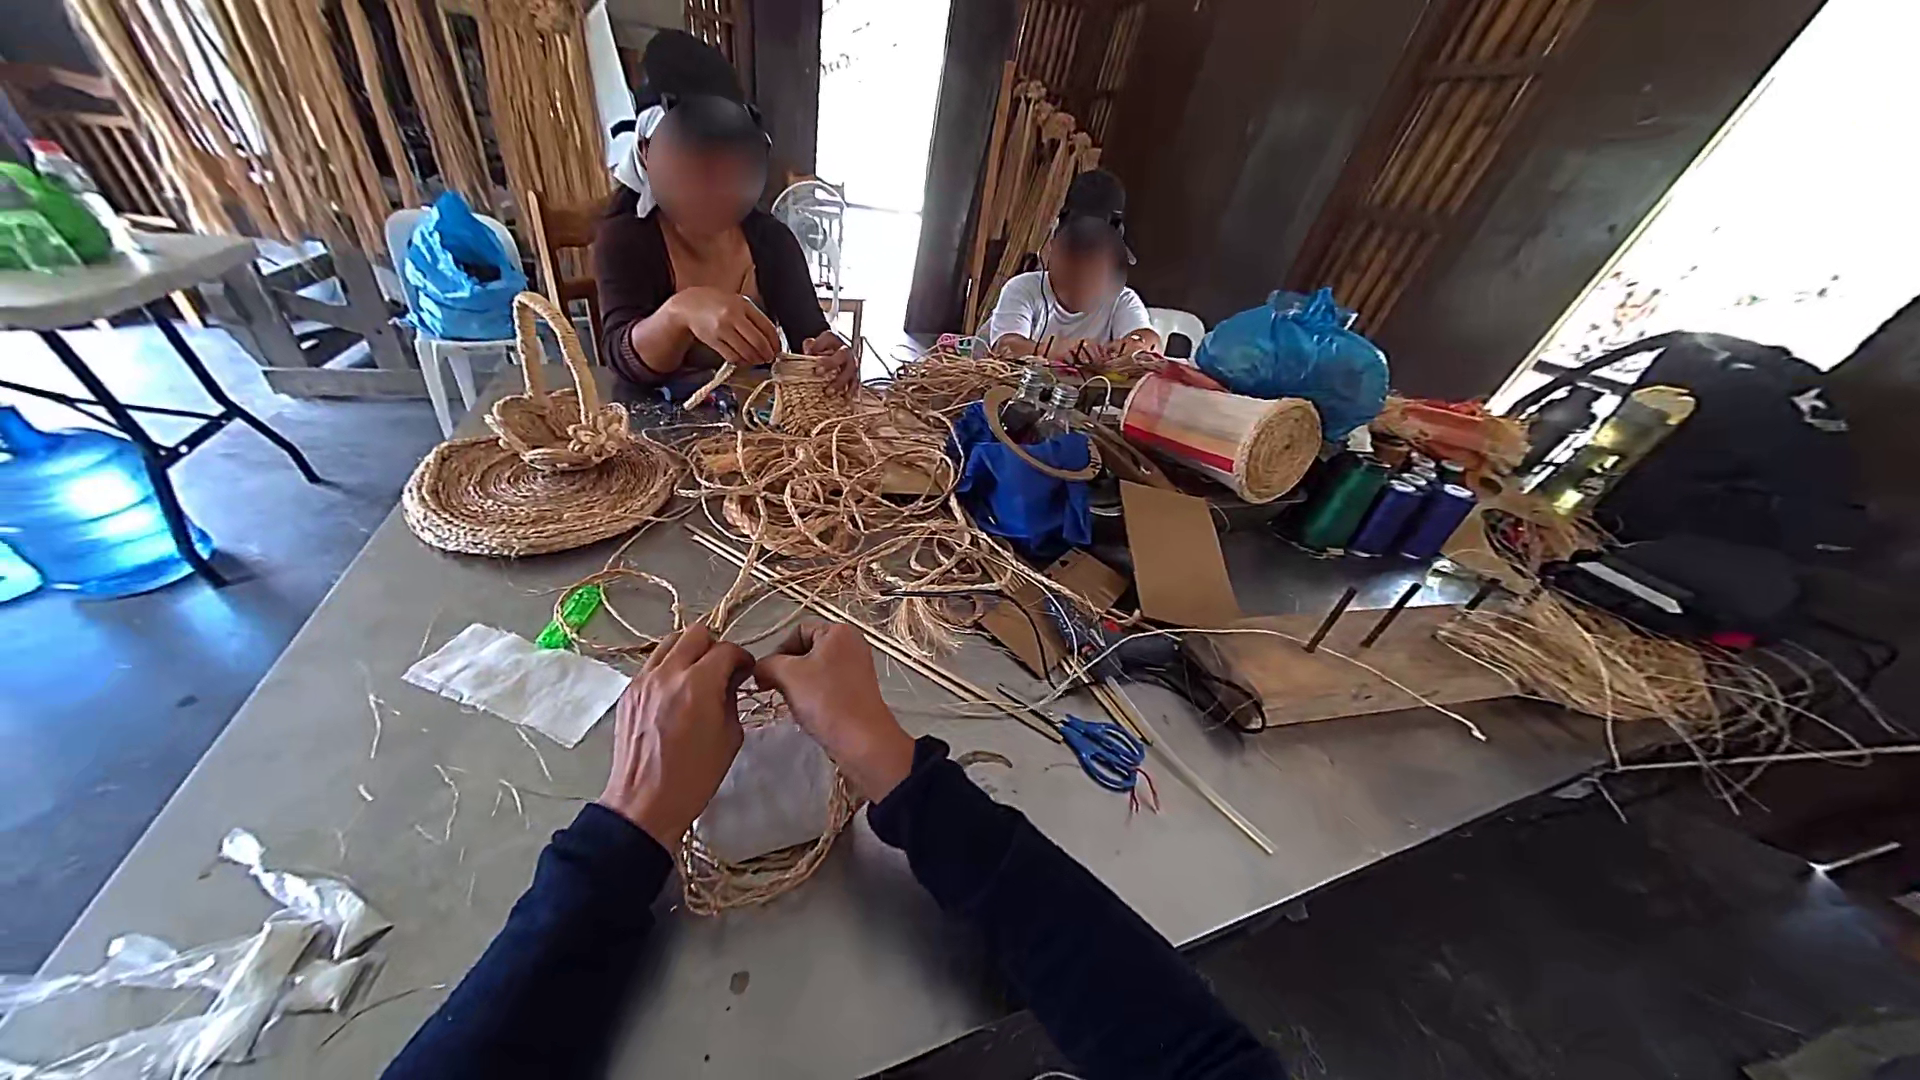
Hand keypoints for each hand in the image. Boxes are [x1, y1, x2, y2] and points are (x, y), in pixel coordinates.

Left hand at [597, 626, 753, 845]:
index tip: (746, 672)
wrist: (645, 803)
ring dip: (689, 652)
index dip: (742, 658)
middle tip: (722, 669)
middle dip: (715, 647)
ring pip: (670, 642)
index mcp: (698, 684)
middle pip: (696, 633)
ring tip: (697, 675)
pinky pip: (654, 663)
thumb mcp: (730, 735)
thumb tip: (731, 678)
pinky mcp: (629, 693)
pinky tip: (677, 691)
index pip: (727, 649)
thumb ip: (732, 696)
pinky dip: (670, 667)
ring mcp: (643, 681)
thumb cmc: (695, 775)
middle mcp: (667, 674)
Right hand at [670, 287, 779, 367]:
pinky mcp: (713, 340)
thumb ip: (754, 317)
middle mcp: (733, 316)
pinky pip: (733, 356)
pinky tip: (744, 360)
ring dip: (755, 360)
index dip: (775, 342)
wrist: (688, 305)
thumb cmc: (717, 304)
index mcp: (743, 305)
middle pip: (758, 342)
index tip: (777, 349)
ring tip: (758, 360)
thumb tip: (772, 339)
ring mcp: (722, 329)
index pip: (767, 327)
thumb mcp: (737, 303)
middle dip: (767, 354)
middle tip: (769, 358)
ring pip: (746, 352)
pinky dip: (741, 361)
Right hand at [753, 620, 913, 801]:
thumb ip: (767, 664)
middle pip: (806, 650)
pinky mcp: (857, 688)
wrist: (861, 739)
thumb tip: (759, 668)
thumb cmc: (826, 700)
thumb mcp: (787, 675)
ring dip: (797, 684)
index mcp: (839, 631)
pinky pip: (827, 685)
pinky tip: (807, 710)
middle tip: (773, 690)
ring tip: (792, 702)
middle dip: (786, 670)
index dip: (777, 652)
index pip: (797, 631)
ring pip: (814, 669)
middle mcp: (852, 643)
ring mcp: (857, 666)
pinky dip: (813, 694)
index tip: (766, 676)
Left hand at [802, 332, 857, 392]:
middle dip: (830, 363)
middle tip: (818, 372)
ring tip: (829, 392)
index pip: (828, 337)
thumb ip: (810, 347)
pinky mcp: (855, 375)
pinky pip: (856, 382)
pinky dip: (851, 390)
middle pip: (842, 354)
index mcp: (833, 340)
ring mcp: (852, 363)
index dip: (819, 344)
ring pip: (850, 370)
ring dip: (840, 381)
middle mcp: (845, 350)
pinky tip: (845, 397)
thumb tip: (808, 351)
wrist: (833, 360)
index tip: (809, 354)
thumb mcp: (814, 348)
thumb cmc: (822, 354)